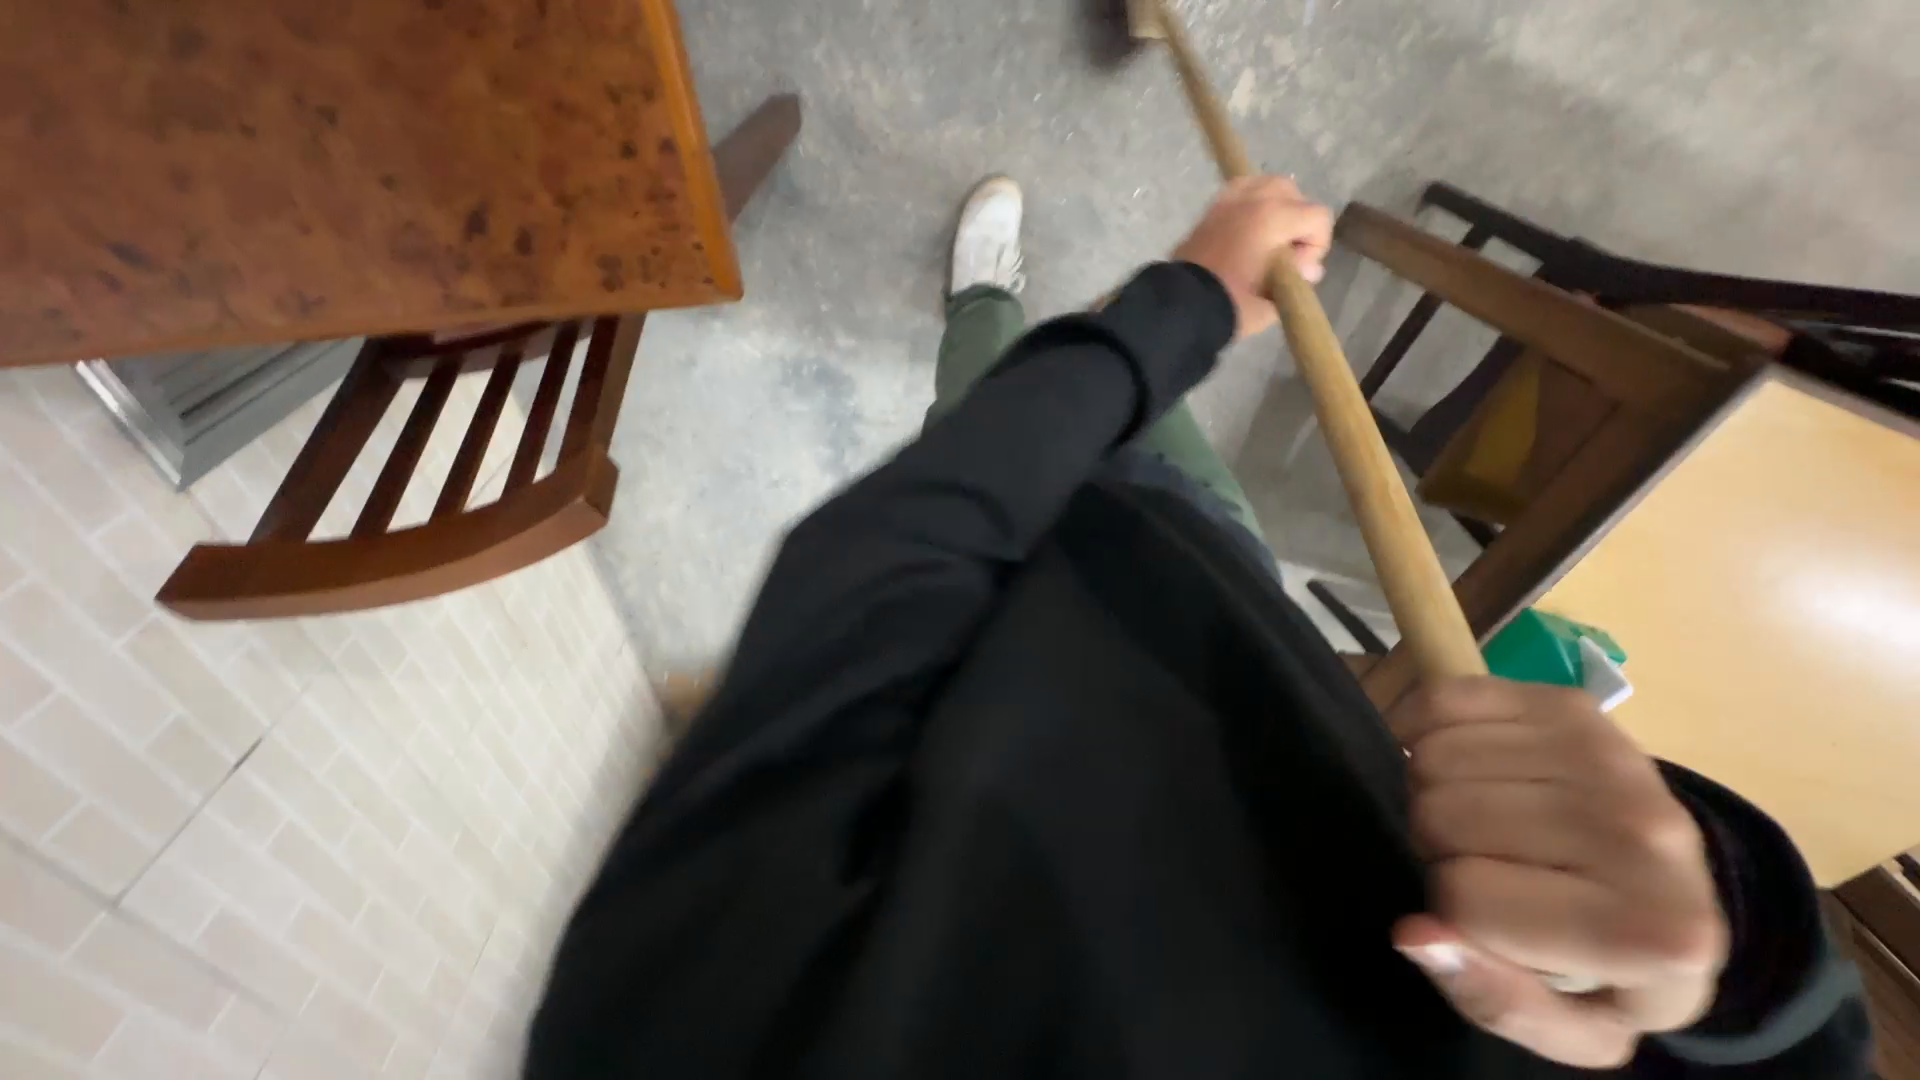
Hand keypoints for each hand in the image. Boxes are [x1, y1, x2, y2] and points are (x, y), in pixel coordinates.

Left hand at [1171, 176, 1332, 340]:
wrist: (1180, 307)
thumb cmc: (1230, 305)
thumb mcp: (1271, 302)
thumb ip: (1297, 281)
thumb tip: (1309, 269)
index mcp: (1275, 217)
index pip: (1318, 217)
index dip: (1316, 246)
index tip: (1299, 271)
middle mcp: (1255, 199)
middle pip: (1294, 193)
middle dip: (1297, 222)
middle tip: (1285, 254)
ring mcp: (1229, 200)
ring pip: (1266, 185)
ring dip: (1274, 207)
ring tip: (1267, 240)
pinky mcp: (1210, 210)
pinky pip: (1239, 191)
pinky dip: (1249, 204)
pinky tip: (1246, 231)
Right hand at [1388, 678, 1727, 1067]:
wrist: (1664, 891)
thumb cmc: (1601, 967)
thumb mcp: (1562, 1025)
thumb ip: (1490, 996)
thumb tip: (1414, 933)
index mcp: (1657, 933)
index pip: (1465, 898)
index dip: (1454, 914)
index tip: (1489, 920)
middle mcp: (1646, 831)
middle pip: (1441, 817)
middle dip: (1435, 845)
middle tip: (1475, 862)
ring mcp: (1608, 754)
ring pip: (1432, 759)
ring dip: (1428, 789)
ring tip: (1473, 818)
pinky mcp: (1569, 704)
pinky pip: (1439, 701)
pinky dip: (1423, 731)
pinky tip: (1461, 768)